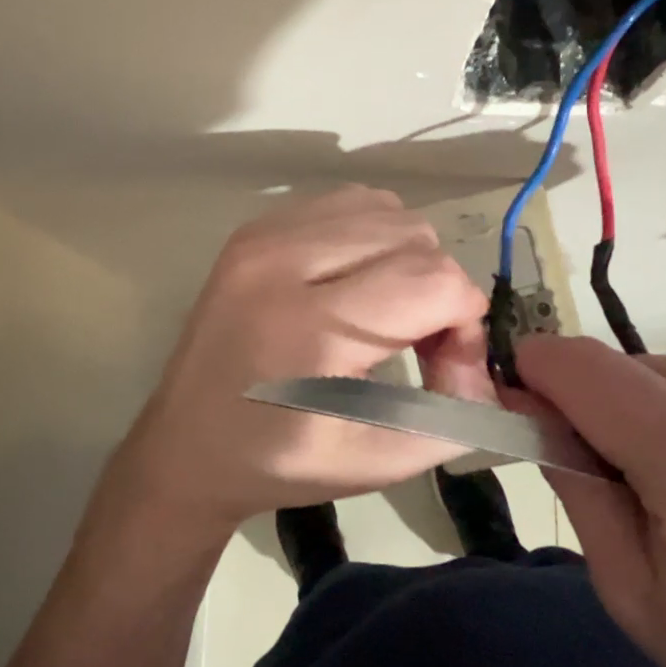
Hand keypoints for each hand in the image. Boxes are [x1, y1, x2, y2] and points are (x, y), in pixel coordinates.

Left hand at [114, 186, 494, 529]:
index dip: (464, 319)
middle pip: (415, 235)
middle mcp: (284, 263)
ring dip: (406, 256)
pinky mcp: (253, 229)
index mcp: (311, 328)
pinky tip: (354, 282)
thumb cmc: (278, 462)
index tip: (446, 362)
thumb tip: (481, 361)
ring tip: (386, 308)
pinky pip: (344, 204)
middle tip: (418, 339)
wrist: (184, 447)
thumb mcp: (375, 462)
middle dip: (439, 286)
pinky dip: (369, 236)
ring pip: (385, 208)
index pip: (434, 280)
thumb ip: (452, 417)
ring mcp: (262, 236)